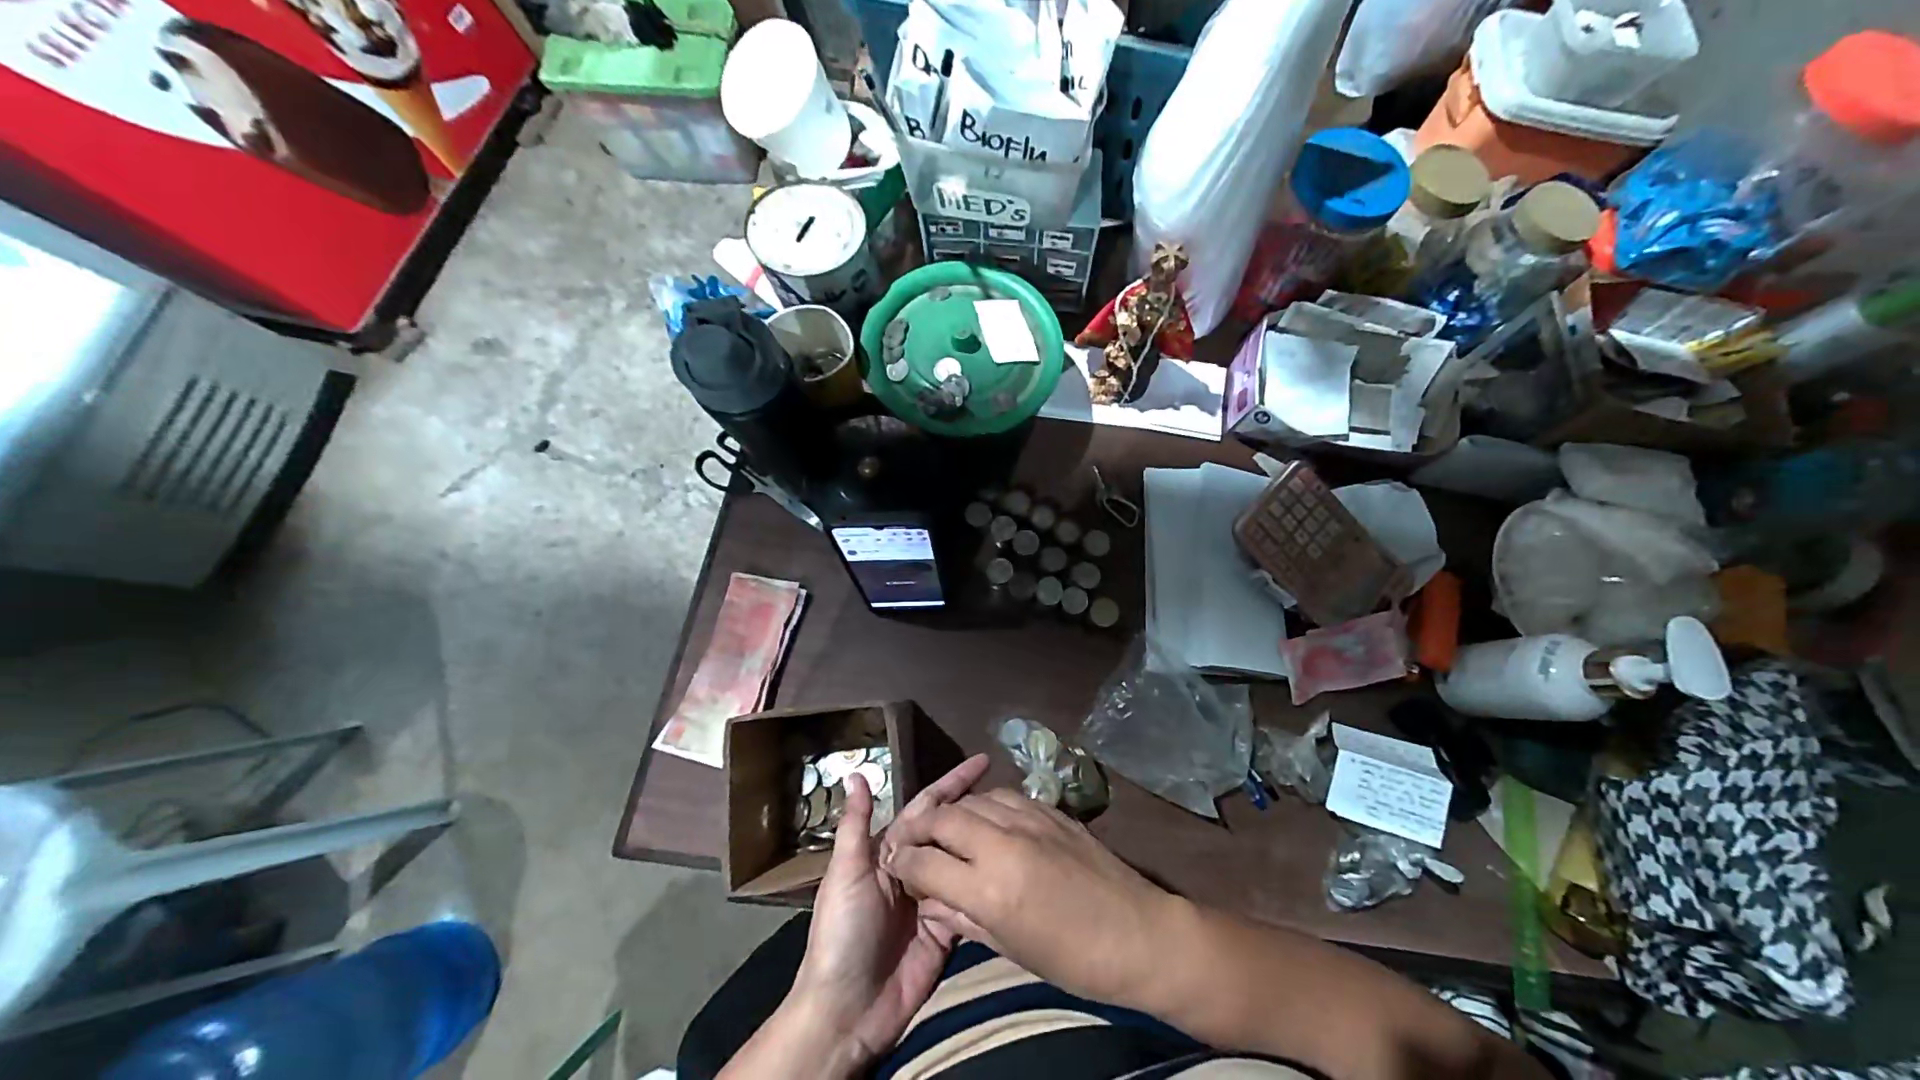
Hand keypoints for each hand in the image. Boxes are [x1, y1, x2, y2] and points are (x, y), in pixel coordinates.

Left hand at [787, 753, 990, 1069]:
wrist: (849, 1008)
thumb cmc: (842, 932)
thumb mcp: (846, 873)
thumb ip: (857, 825)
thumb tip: (857, 773)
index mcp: (888, 850)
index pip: (926, 807)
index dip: (953, 783)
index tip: (983, 762)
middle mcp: (913, 868)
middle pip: (950, 829)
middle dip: (976, 807)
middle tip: (1012, 790)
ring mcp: (932, 899)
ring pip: (963, 861)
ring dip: (985, 841)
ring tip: (1019, 821)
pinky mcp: (947, 929)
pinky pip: (969, 898)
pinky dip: (985, 883)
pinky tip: (1011, 866)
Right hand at [881, 789, 1178, 1006]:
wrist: (1139, 933)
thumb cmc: (1073, 958)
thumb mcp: (1009, 948)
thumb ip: (961, 917)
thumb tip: (928, 899)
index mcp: (988, 888)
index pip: (925, 863)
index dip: (903, 863)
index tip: (896, 866)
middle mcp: (1002, 843)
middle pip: (942, 818)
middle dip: (918, 827)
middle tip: (910, 839)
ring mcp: (1028, 820)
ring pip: (972, 799)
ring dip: (950, 812)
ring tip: (943, 827)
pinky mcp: (1049, 809)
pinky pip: (1003, 796)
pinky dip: (983, 804)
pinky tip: (983, 817)